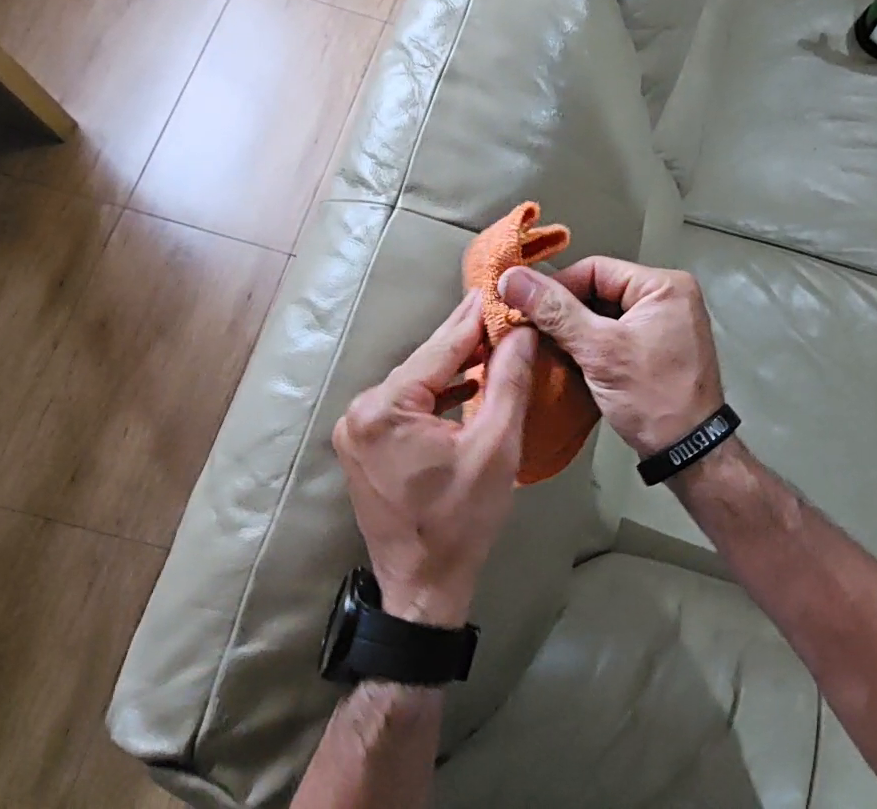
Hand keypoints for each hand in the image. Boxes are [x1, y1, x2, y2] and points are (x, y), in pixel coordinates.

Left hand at [332, 292, 535, 626]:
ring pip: (415, 385)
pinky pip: (405, 407)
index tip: (496, 291)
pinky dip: (436, 395)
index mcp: (384, 409)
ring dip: (452, 367)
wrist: (424, 585)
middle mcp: (359, 412)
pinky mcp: (363, 447)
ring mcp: (355, 431)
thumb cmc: (462, 521)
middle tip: (498, 310)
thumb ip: (508, 382)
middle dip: (463, 340)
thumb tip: (521, 333)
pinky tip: (466, 383)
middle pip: (424, 364)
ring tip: (492, 343)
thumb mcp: (495, 447)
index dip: (473, 320)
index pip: (439, 351)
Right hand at [498, 258, 722, 458]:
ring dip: (573, 331)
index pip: (595, 269)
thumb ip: (555, 312)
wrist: (689, 452)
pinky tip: (567, 360)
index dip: (556, 287)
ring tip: (543, 347)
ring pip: (603, 314)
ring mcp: (663, 324)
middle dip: (563, 312)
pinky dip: (589, 346)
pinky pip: (614, 335)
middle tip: (528, 330)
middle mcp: (668, 297)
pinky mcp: (655, 349)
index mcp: (664, 285)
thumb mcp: (599, 350)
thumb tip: (511, 279)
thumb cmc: (654, 398)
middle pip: (598, 290)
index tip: (523, 307)